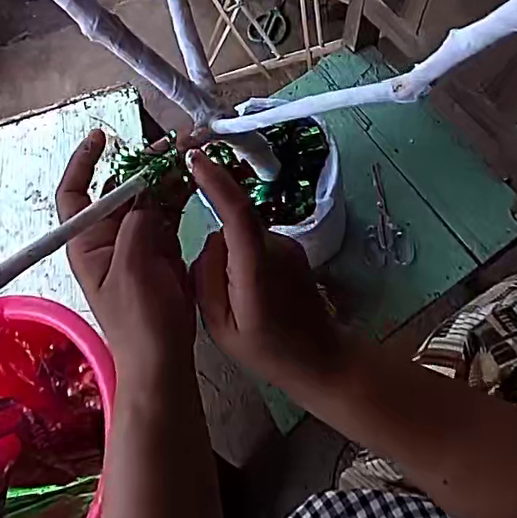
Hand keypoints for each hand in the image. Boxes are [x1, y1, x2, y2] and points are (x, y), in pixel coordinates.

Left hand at [56, 131, 194, 378]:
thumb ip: (136, 226)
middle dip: (142, 164)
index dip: (83, 162)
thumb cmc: (138, 320)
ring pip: (148, 197)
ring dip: (166, 176)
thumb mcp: (132, 269)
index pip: (75, 193)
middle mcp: (109, 237)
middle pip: (120, 188)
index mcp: (88, 242)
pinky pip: (168, 211)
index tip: (101, 137)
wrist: (163, 358)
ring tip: (189, 155)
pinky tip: (195, 179)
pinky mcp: (161, 248)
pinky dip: (180, 194)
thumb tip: (145, 193)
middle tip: (171, 145)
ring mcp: (136, 241)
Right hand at [188, 148, 346, 389]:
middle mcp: (277, 248)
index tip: (195, 159)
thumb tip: (212, 238)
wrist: (321, 358)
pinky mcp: (292, 247)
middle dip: (218, 247)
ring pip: (243, 234)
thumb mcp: (221, 326)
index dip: (217, 182)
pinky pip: (255, 241)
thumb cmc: (269, 350)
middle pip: (235, 223)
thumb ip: (206, 276)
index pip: (238, 213)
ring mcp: (288, 245)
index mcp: (257, 270)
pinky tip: (255, 295)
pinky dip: (245, 259)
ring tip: (242, 302)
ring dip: (233, 256)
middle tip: (219, 292)